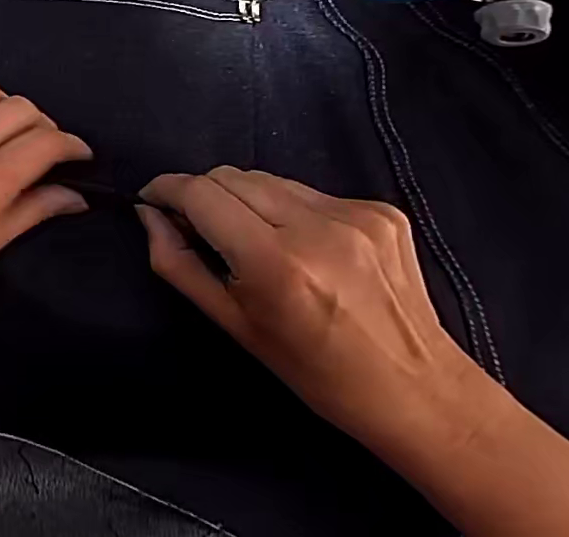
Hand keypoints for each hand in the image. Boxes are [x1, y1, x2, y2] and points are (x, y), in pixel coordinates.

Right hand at [136, 167, 483, 444]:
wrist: (420, 392)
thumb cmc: (317, 374)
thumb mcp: (236, 328)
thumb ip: (180, 265)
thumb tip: (149, 216)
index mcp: (277, 265)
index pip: (202, 195)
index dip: (167, 188)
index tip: (151, 197)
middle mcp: (317, 226)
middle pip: (232, 176)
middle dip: (204, 194)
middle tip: (200, 227)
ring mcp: (355, 212)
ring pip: (269, 178)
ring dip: (246, 198)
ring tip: (255, 239)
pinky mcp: (381, 208)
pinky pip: (309, 191)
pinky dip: (289, 208)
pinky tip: (304, 244)